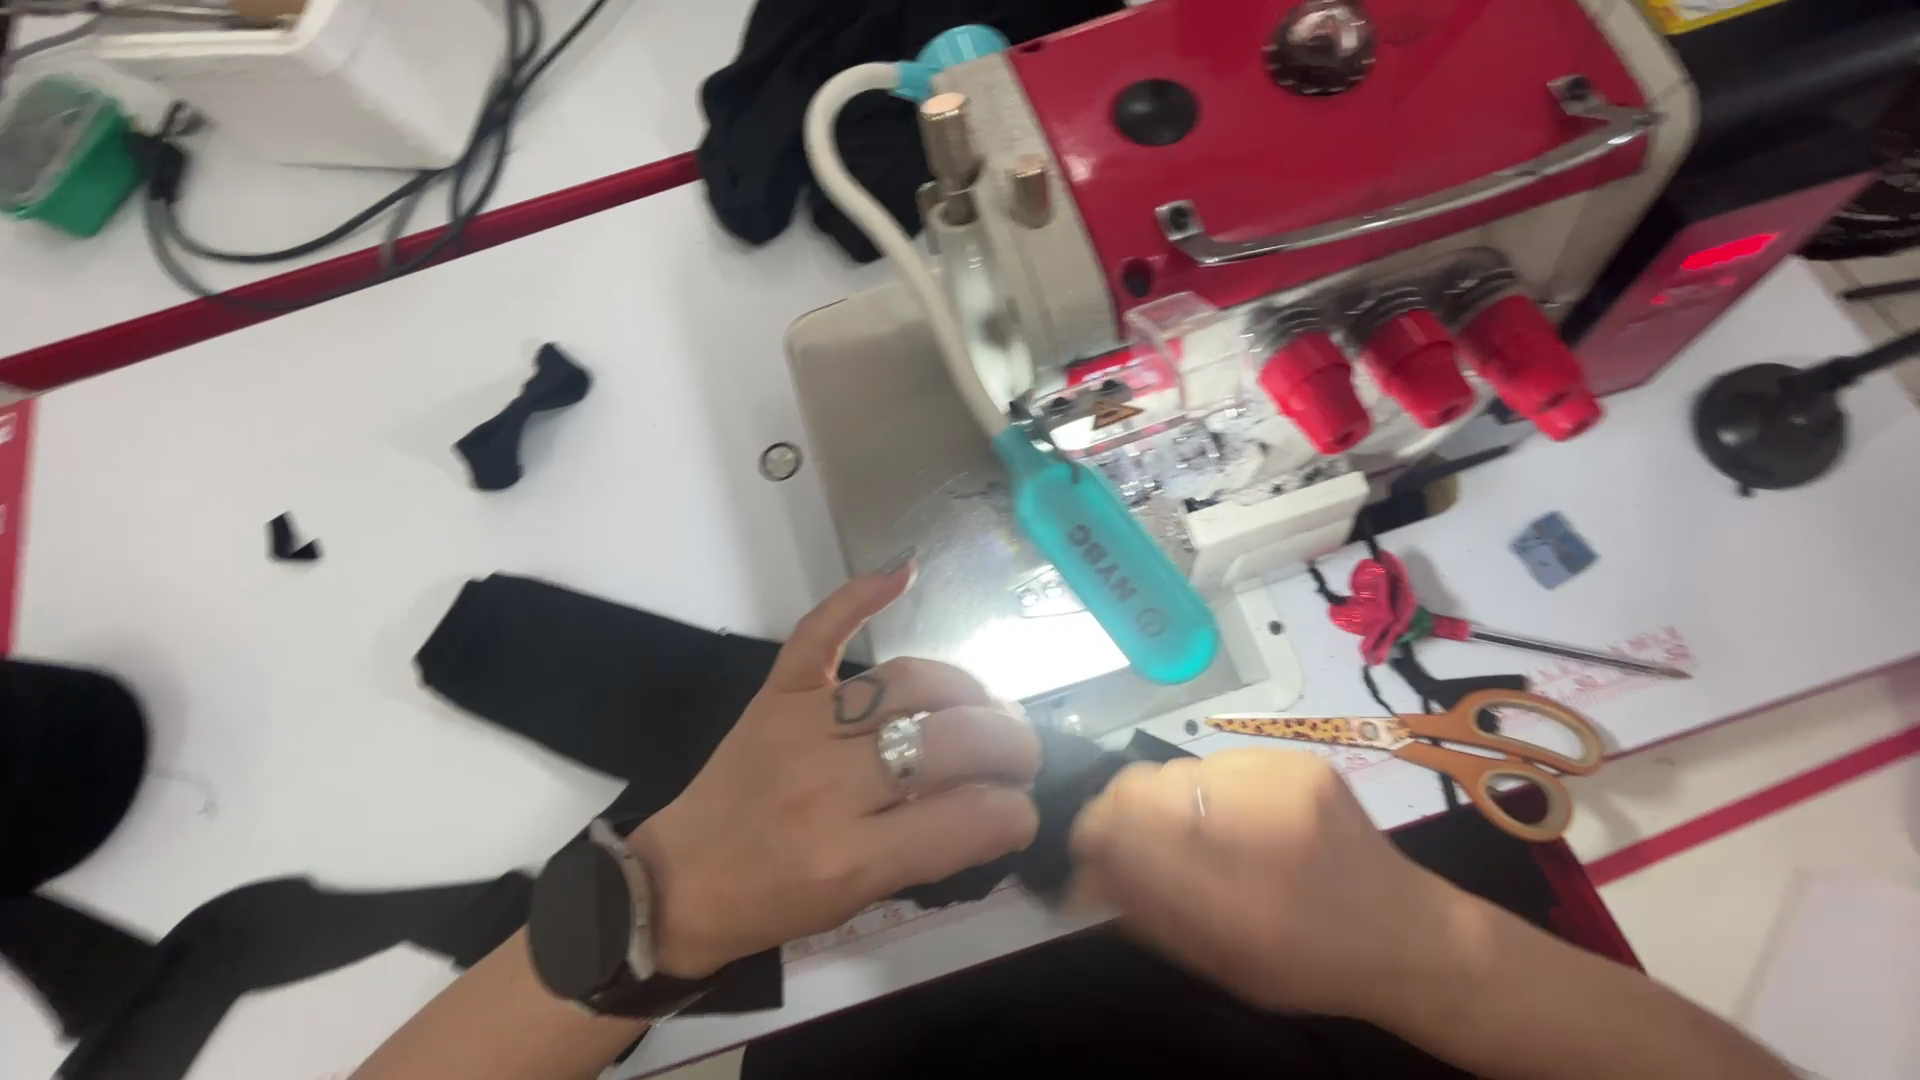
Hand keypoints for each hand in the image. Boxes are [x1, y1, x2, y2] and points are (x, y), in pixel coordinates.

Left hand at [629, 559, 1041, 977]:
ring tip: (984, 706)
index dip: (1015, 812)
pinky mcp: (776, 692)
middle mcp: (829, 785)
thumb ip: (931, 852)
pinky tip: (904, 573)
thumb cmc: (774, 902)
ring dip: (963, 688)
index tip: (1025, 809)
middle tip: (1022, 752)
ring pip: (905, 684)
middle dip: (1007, 743)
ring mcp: (800, 727)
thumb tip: (999, 805)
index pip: (964, 820)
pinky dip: (860, 597)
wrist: (680, 882)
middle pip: (946, 742)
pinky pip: (821, 633)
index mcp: (851, 857)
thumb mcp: (859, 901)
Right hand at [1069, 748, 1470, 1021]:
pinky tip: (1230, 814)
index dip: (1095, 827)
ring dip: (1168, 796)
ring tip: (1191, 830)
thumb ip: (1145, 909)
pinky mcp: (1301, 760)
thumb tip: (1080, 870)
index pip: (1131, 831)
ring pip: (1182, 769)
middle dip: (1126, 807)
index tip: (1083, 838)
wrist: (1407, 934)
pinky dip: (1208, 787)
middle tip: (1130, 834)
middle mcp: (1259, 827)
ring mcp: (1284, 783)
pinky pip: (1220, 762)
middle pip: (1149, 785)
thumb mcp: (1219, 959)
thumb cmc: (1305, 962)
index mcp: (1236, 896)